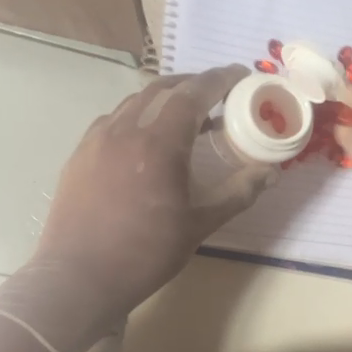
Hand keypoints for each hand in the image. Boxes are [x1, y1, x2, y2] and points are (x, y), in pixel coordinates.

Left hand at [0, 66, 272, 351]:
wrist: (80, 277)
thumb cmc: (147, 252)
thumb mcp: (201, 224)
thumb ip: (238, 193)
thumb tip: (271, 172)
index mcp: (159, 143)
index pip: (193, 94)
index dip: (220, 79)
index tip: (241, 74)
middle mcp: (125, 129)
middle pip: (162, 89)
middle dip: (193, 83)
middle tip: (219, 91)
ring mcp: (97, 140)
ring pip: (135, 102)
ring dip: (165, 97)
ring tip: (187, 112)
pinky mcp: (81, 154)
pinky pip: (114, 120)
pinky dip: (139, 116)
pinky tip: (148, 137)